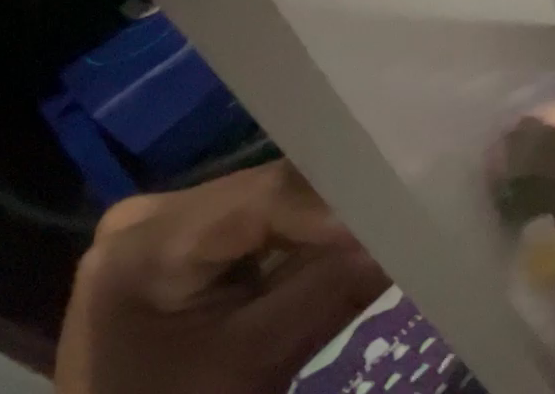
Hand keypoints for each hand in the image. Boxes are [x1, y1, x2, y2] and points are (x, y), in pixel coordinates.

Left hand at [54, 161, 388, 393]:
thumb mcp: (254, 363)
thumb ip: (331, 292)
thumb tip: (409, 238)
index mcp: (145, 240)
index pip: (267, 196)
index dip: (343, 203)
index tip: (407, 216)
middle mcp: (150, 211)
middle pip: (272, 192)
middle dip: (341, 209)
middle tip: (407, 217)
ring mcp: (162, 221)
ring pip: (273, 201)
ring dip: (330, 219)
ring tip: (390, 225)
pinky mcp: (182, 238)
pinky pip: (260, 221)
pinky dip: (305, 235)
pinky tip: (350, 240)